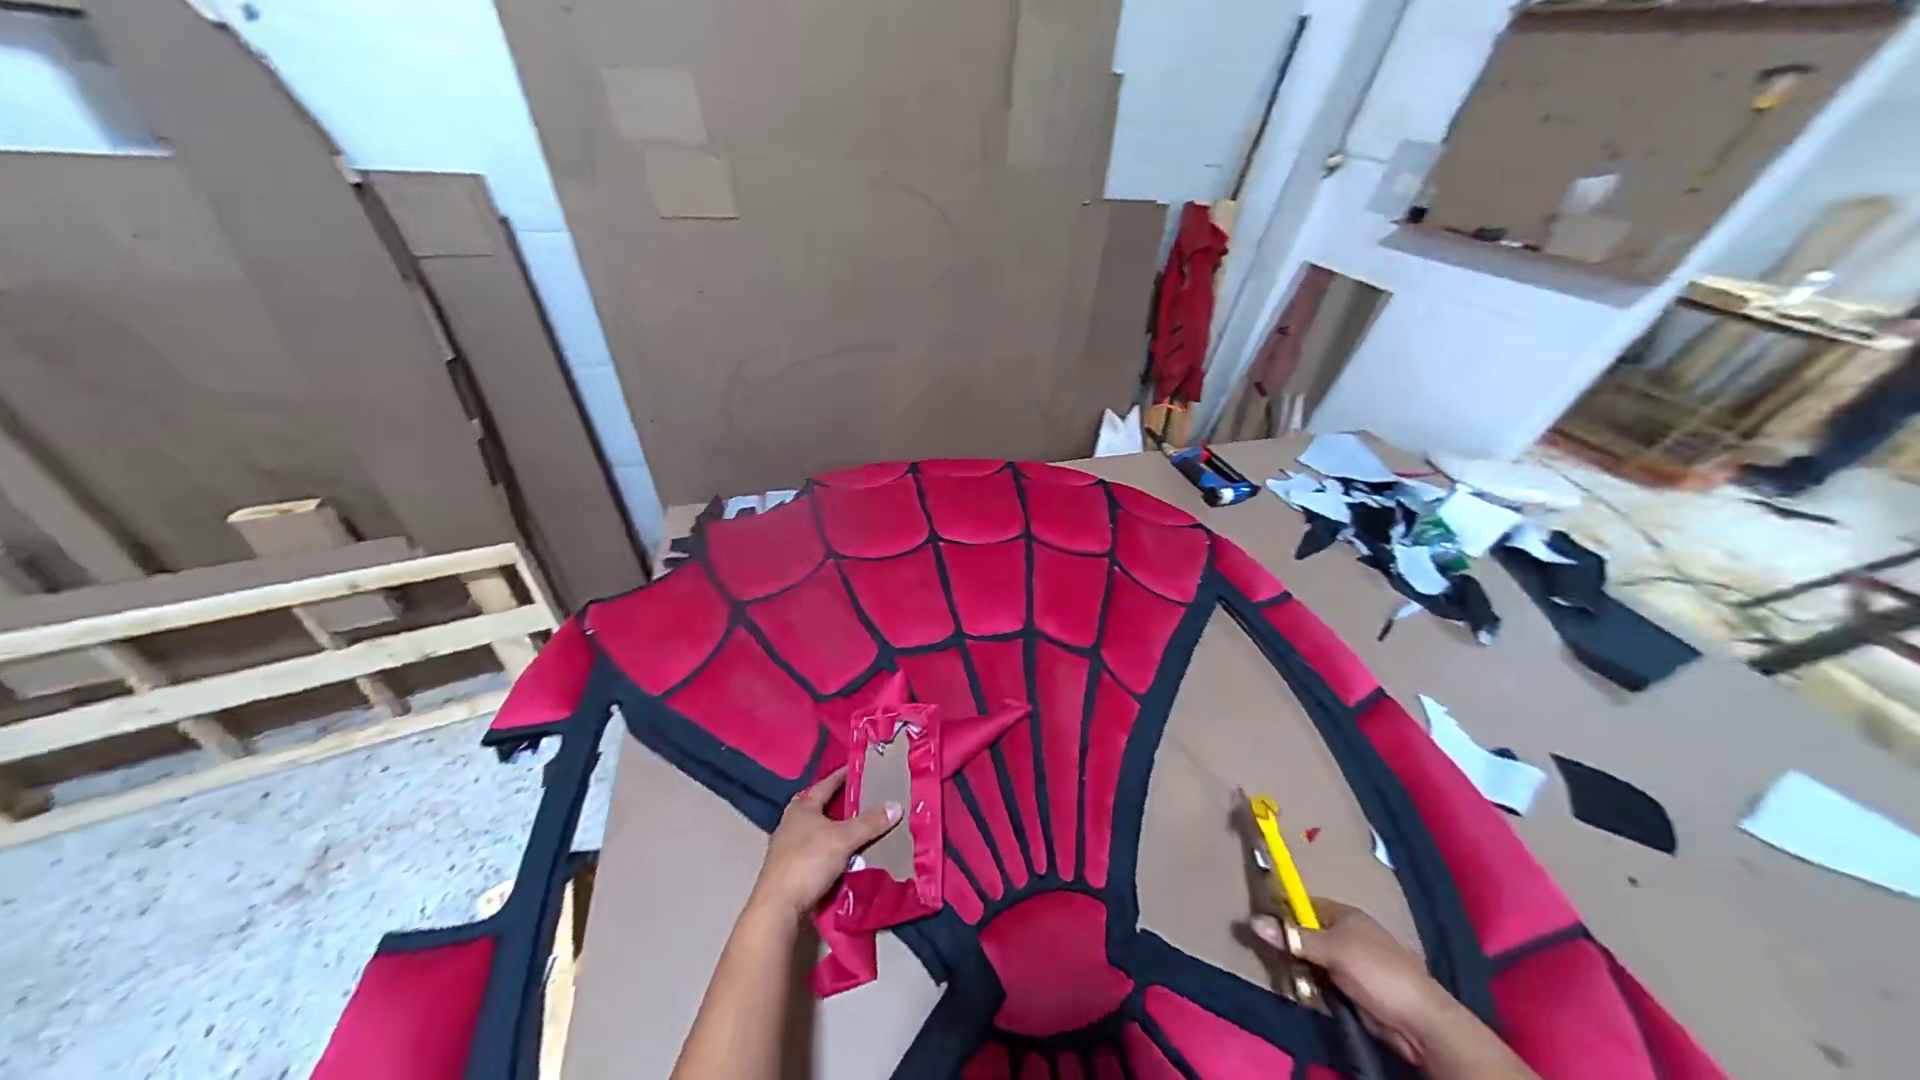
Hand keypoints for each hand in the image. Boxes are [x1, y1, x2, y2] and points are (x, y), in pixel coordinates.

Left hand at [747, 766, 902, 919]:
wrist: (777, 907)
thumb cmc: (808, 861)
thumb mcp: (843, 839)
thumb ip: (869, 823)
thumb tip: (896, 805)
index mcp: (802, 807)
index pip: (826, 784)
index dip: (843, 775)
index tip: (859, 768)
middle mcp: (791, 822)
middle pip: (819, 806)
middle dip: (839, 803)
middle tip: (862, 799)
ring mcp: (787, 846)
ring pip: (817, 830)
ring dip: (835, 828)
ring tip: (857, 827)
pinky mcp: (789, 868)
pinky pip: (815, 850)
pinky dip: (830, 848)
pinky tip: (843, 855)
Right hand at [1252, 900, 1456, 1065]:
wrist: (1420, 1022)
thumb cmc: (1377, 971)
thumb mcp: (1333, 950)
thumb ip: (1294, 937)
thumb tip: (1253, 920)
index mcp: (1344, 915)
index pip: (1304, 905)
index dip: (1283, 911)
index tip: (1261, 922)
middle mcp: (1344, 935)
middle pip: (1304, 933)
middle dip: (1288, 944)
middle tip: (1268, 953)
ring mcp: (1347, 963)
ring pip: (1310, 959)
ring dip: (1297, 968)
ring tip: (1283, 976)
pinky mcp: (1349, 988)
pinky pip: (1319, 980)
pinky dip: (1309, 985)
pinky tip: (1299, 990)